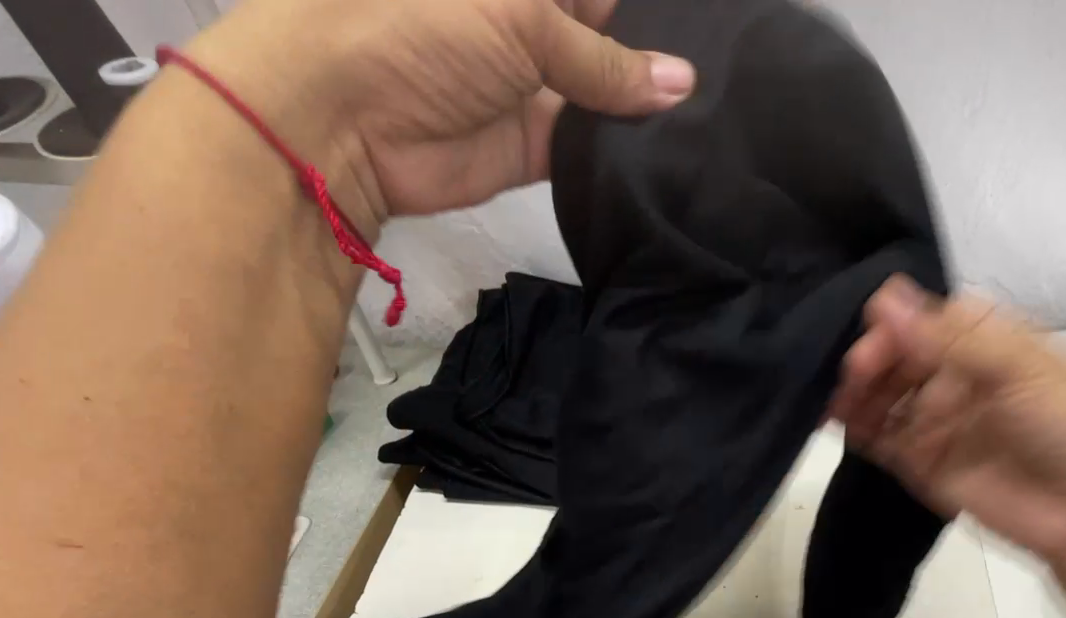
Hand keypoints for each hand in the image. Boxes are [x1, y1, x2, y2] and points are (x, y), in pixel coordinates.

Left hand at [188, 0, 694, 220]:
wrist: (347, 119)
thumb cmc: (423, 27)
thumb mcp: (522, 19)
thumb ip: (605, 59)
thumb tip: (683, 85)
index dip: (644, 8)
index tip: (706, 26)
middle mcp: (531, 22)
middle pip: (607, 33)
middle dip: (655, 53)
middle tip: (718, 76)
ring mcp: (534, 84)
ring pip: (606, 92)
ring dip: (646, 106)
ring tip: (708, 120)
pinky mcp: (534, 146)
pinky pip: (589, 146)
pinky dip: (623, 152)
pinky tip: (674, 156)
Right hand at [831, 277, 1065, 566]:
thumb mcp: (1024, 371)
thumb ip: (952, 340)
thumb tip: (886, 298)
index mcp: (993, 345)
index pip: (932, 320)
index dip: (902, 322)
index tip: (877, 332)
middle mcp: (962, 378)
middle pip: (902, 356)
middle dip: (876, 358)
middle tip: (857, 372)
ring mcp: (942, 422)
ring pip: (887, 396)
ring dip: (860, 392)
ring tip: (839, 399)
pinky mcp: (925, 465)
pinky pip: (883, 439)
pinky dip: (858, 428)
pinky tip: (839, 420)